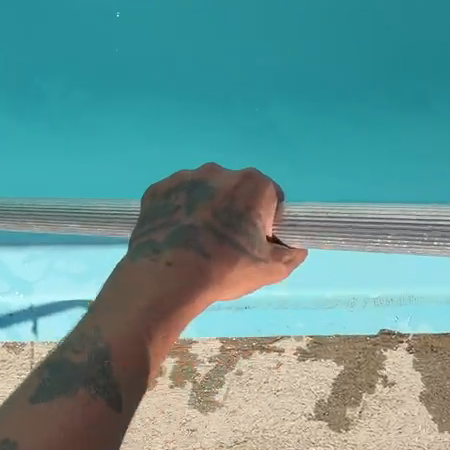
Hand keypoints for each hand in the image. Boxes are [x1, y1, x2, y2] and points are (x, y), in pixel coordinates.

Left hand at [110, 163, 305, 318]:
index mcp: (252, 184)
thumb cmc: (225, 268)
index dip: (265, 219)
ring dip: (204, 207)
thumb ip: (292, 253)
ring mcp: (181, 178)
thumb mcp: (273, 268)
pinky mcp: (155, 189)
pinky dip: (177, 210)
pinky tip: (174, 233)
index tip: (254, 239)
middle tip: (224, 241)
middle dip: (233, 210)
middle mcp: (217, 172)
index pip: (269, 197)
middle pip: (234, 191)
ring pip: (202, 192)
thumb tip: (293, 246)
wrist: (166, 276)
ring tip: (195, 239)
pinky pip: (174, 198)